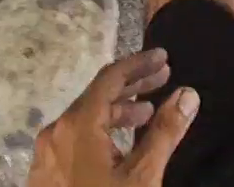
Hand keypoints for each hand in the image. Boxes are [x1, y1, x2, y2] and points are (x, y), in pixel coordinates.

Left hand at [27, 49, 197, 186]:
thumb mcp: (142, 177)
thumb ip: (165, 131)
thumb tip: (188, 93)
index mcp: (76, 125)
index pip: (111, 77)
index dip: (139, 64)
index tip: (165, 58)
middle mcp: (55, 132)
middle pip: (98, 95)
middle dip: (133, 86)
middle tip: (165, 80)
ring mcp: (46, 157)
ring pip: (86, 118)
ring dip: (119, 111)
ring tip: (149, 114)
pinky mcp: (45, 178)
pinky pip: (76, 139)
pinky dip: (102, 132)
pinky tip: (123, 145)